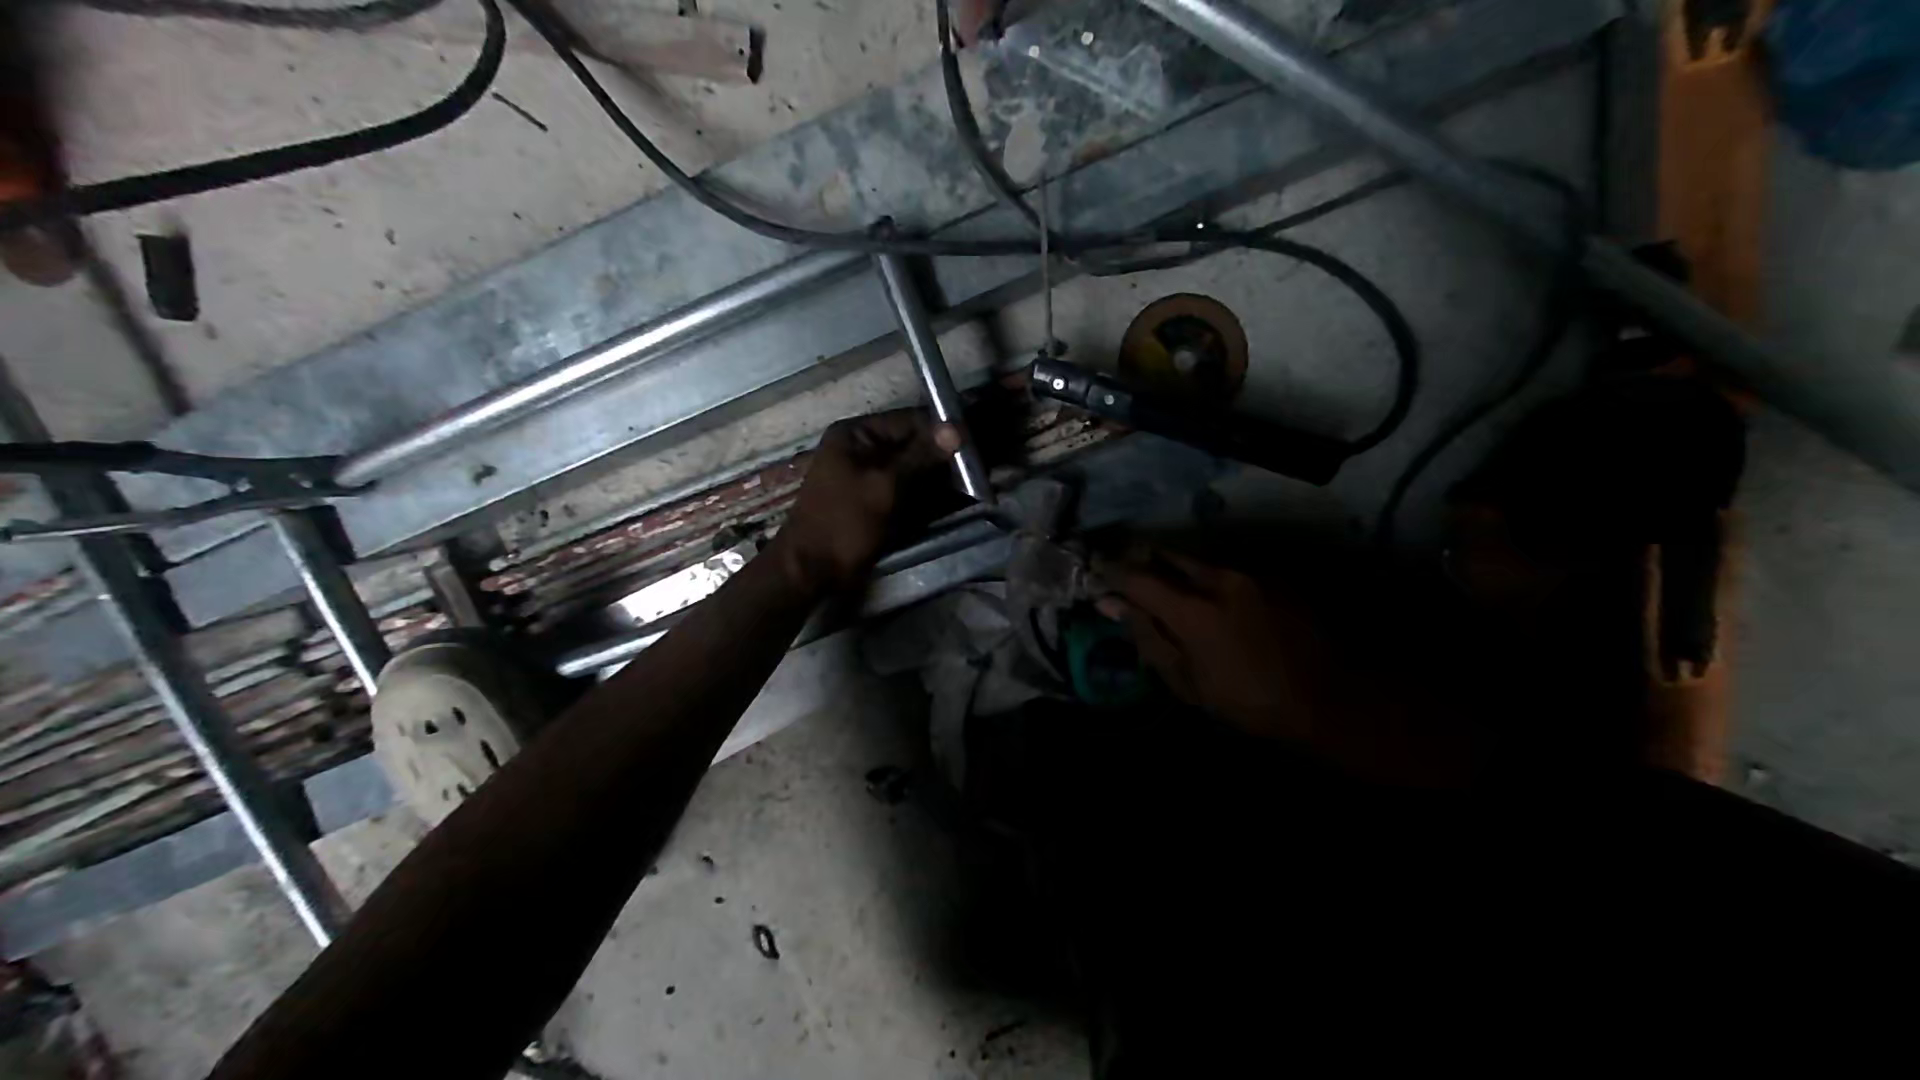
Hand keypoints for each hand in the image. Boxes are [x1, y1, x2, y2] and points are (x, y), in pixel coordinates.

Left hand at [773, 409, 962, 593]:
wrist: (812, 570)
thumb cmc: (844, 523)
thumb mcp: (884, 486)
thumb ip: (920, 456)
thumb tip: (956, 429)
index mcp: (856, 434)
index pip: (909, 420)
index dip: (941, 432)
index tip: (974, 446)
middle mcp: (862, 448)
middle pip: (912, 444)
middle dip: (942, 458)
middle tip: (976, 471)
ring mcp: (867, 475)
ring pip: (912, 469)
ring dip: (938, 479)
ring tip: (969, 488)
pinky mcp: (874, 500)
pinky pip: (906, 489)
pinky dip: (926, 495)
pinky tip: (951, 501)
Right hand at [1096, 548, 1338, 741]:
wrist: (1328, 699)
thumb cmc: (1247, 701)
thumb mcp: (1186, 682)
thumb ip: (1147, 637)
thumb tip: (1111, 604)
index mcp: (1193, 610)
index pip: (1136, 577)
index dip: (1111, 572)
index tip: (1096, 574)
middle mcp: (1218, 579)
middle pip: (1166, 556)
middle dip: (1142, 563)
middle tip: (1128, 578)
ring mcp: (1247, 574)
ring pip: (1196, 561)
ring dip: (1175, 571)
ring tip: (1167, 591)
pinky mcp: (1269, 576)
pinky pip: (1223, 570)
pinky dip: (1205, 580)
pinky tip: (1210, 602)